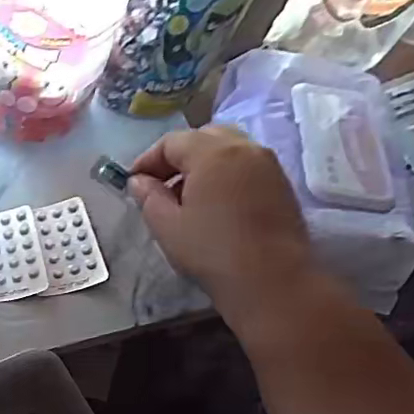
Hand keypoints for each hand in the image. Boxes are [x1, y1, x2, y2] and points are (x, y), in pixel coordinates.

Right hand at [128, 125, 315, 314]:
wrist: (268, 277)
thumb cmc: (209, 250)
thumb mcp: (166, 226)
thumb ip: (149, 197)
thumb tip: (139, 181)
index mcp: (213, 154)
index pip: (173, 141)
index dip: (148, 158)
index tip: (133, 181)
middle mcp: (244, 148)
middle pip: (204, 136)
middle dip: (176, 156)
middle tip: (158, 184)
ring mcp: (267, 163)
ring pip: (227, 148)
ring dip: (201, 164)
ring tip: (184, 195)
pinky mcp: (280, 182)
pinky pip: (244, 164)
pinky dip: (222, 173)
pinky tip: (211, 203)